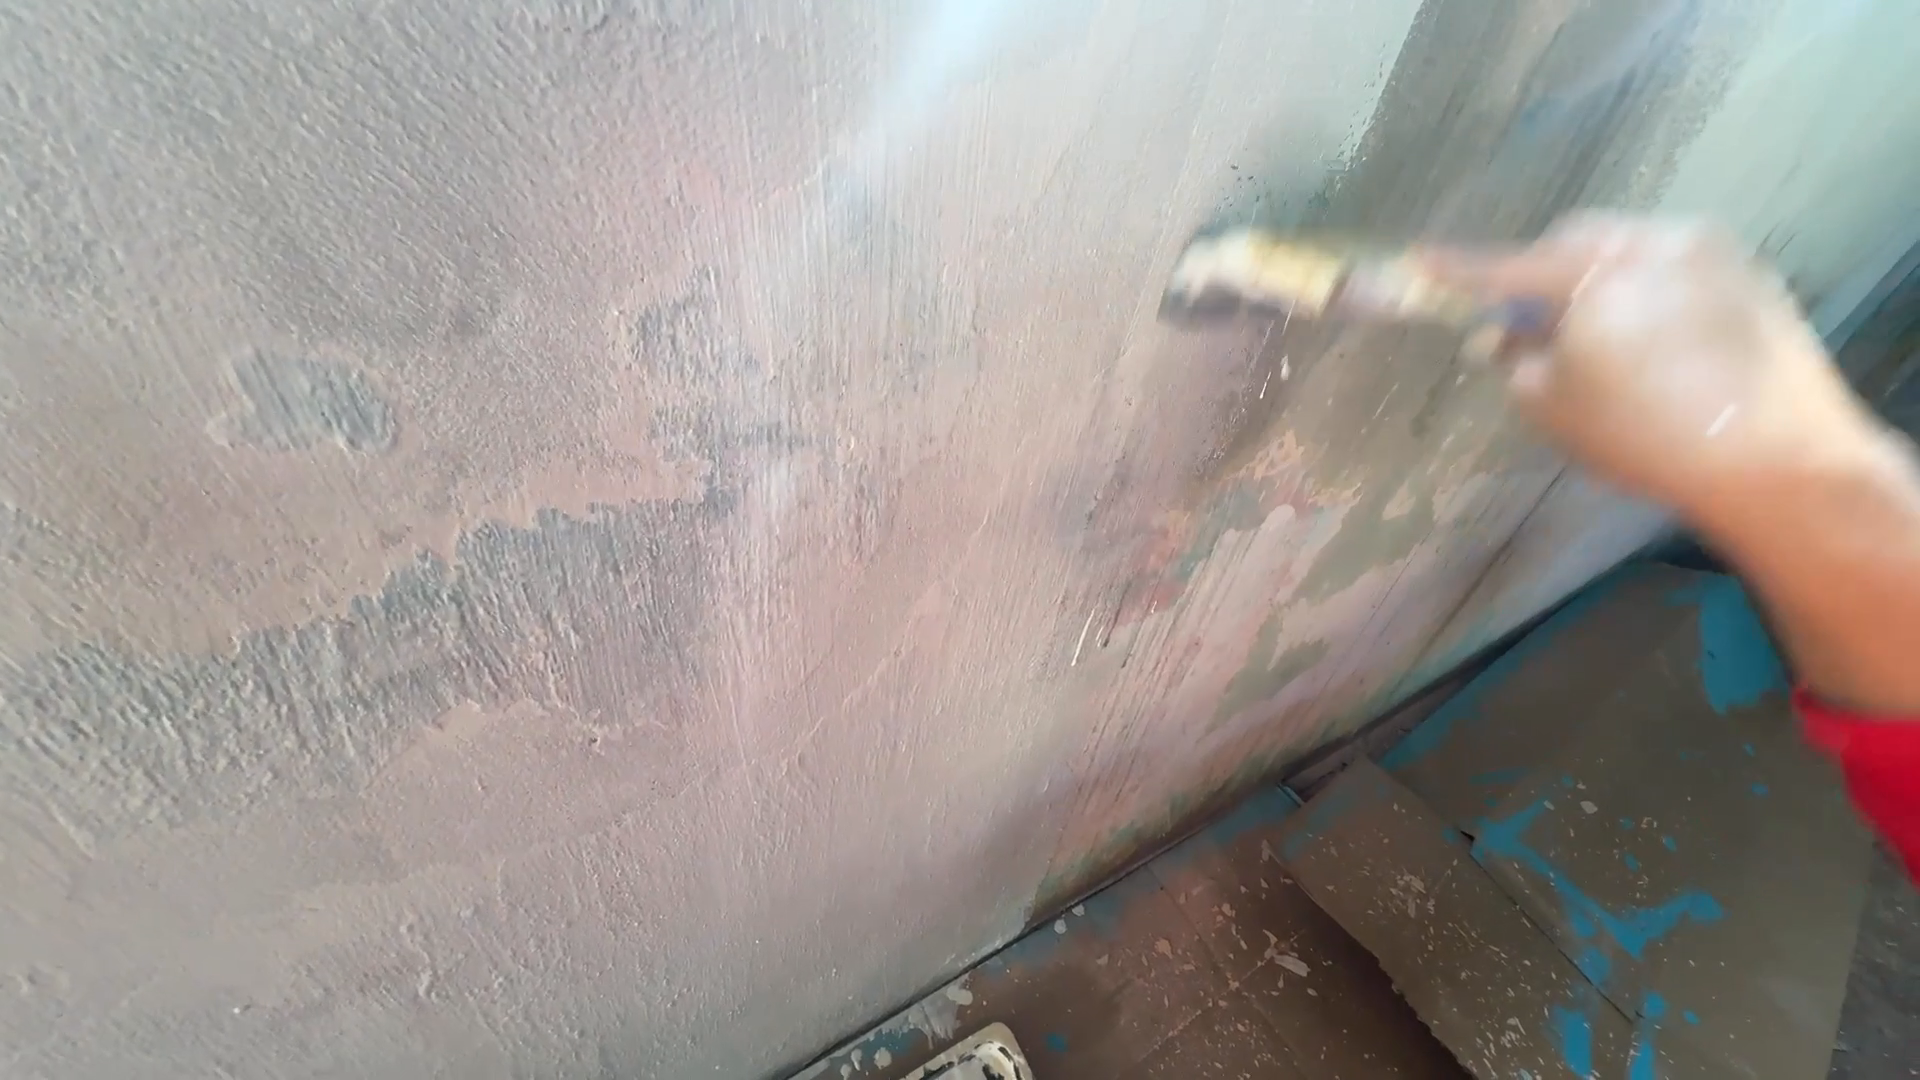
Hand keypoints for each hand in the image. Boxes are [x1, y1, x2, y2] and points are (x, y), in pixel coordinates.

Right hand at [1425, 213, 1880, 525]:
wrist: (1773, 457)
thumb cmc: (1636, 431)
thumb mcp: (1547, 402)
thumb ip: (1512, 358)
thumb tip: (1496, 337)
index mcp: (1597, 276)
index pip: (1504, 269)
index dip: (1454, 271)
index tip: (1414, 261)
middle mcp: (1655, 245)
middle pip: (1570, 241)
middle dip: (1536, 274)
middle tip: (1521, 324)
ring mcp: (1708, 254)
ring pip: (1619, 248)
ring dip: (1586, 280)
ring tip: (1585, 335)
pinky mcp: (1744, 275)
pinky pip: (1662, 264)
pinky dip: (1631, 289)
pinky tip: (1636, 338)